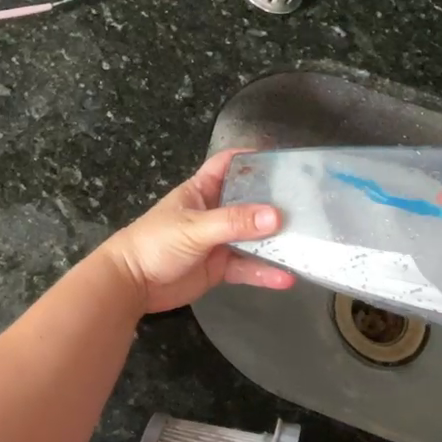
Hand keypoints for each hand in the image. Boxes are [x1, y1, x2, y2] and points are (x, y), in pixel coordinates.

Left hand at [97, 150, 295, 313]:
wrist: (131, 284)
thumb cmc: (155, 242)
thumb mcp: (195, 228)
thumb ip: (234, 222)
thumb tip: (276, 215)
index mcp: (201, 190)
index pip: (228, 164)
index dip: (251, 158)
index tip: (283, 160)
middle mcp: (213, 212)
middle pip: (248, 201)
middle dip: (274, 203)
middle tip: (309, 205)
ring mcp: (217, 241)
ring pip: (252, 237)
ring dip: (274, 241)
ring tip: (306, 243)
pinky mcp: (219, 268)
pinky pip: (246, 267)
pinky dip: (264, 272)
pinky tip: (286, 278)